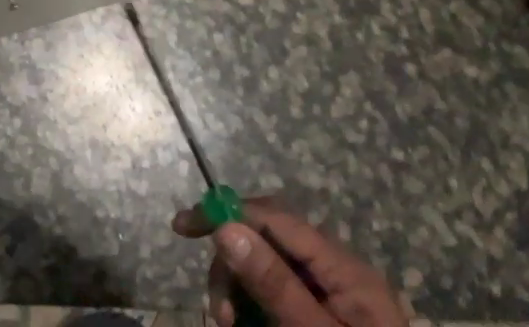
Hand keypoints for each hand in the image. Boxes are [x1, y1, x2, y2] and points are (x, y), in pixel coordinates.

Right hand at [173, 198, 407, 326]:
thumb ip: (273, 285)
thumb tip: (226, 227)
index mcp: (346, 270)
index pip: (276, 217)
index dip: (227, 213)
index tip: (182, 227)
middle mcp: (339, 274)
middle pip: (267, 241)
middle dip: (232, 266)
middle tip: (219, 313)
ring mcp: (332, 299)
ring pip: (266, 272)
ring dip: (240, 295)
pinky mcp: (321, 319)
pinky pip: (276, 299)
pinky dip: (254, 311)